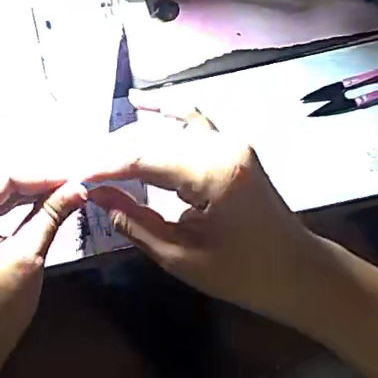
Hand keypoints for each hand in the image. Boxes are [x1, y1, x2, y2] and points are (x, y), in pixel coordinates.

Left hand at [0, 175, 87, 377]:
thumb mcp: (25, 259)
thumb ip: (49, 216)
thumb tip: (77, 187)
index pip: (2, 180)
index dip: (43, 177)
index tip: (78, 176)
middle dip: (38, 183)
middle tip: (77, 182)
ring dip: (30, 195)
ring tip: (67, 190)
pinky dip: (16, 210)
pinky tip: (44, 204)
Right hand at [82, 108, 345, 328]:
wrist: (301, 273)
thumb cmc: (245, 274)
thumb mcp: (181, 257)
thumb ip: (134, 221)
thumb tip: (96, 195)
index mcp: (213, 173)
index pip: (143, 158)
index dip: (105, 166)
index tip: (75, 175)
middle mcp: (222, 146)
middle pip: (150, 139)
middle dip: (112, 154)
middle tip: (81, 171)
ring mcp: (229, 141)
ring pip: (166, 128)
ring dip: (130, 139)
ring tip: (99, 154)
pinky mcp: (230, 145)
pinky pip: (192, 118)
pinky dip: (166, 110)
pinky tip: (141, 102)